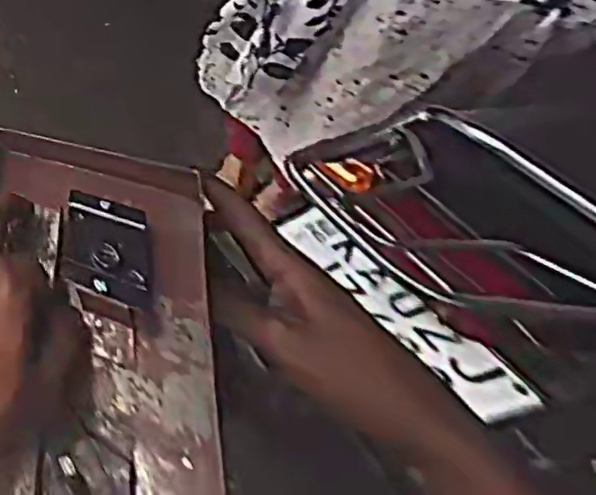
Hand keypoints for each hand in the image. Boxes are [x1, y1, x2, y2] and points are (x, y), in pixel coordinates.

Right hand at [203, 176, 533, 491]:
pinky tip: (221, 291)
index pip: (244, 216)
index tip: (188, 170)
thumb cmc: (363, 382)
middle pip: (245, 234)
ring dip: (219, 248)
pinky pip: (261, 286)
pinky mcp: (312, 320)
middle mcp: (300, 275)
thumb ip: (233, 308)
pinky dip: (234, 279)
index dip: (214, 190)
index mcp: (292, 268)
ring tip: (187, 242)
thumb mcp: (282, 343)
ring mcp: (308, 298)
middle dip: (208, 216)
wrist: (421, 425)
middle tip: (174, 207)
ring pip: (252, 261)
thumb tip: (190, 283)